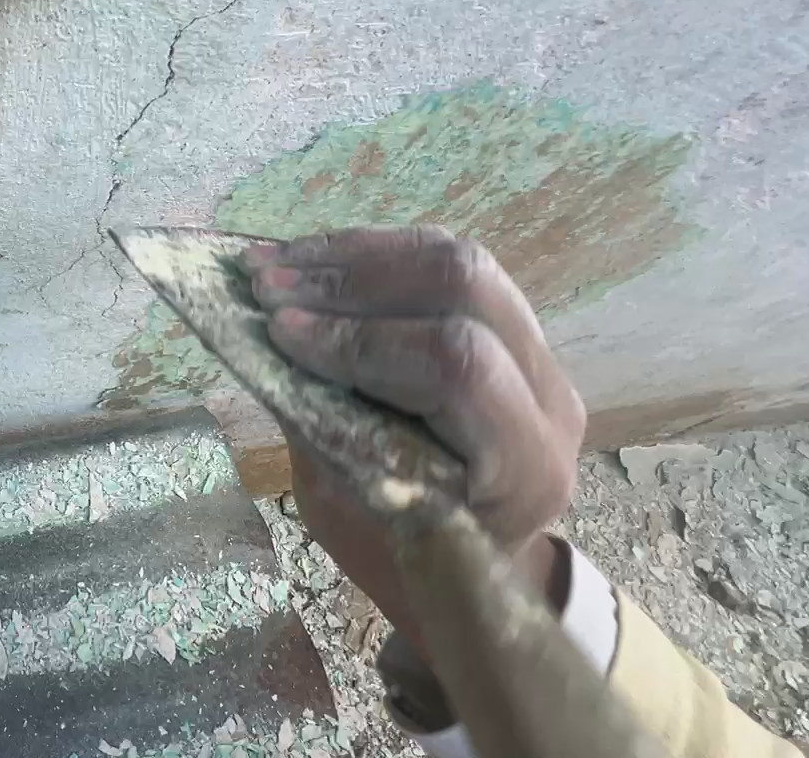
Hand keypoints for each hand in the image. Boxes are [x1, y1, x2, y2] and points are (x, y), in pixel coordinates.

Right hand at [241, 226, 584, 652]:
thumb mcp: (345, 505)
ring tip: (271, 262)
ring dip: (348, 255)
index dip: (357, 340)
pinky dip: (360, 252)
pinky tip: (304, 256)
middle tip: (263, 283)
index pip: (454, 367)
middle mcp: (546, 396)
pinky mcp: (503, 321)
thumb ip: (318, 419)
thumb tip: (261, 340)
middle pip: (463, 289)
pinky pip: (436, 260)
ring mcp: (534, 349)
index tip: (276, 331)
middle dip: (348, 280)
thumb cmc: (397, 547)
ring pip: (452, 259)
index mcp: (522, 466)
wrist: (460, 556)